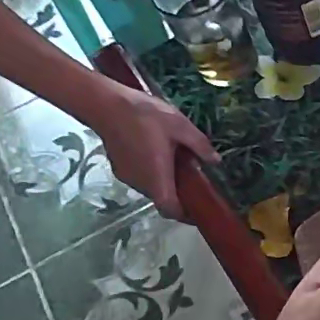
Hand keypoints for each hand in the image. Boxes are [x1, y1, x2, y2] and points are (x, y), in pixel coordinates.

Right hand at [83, 82, 219, 219]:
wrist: (103, 103)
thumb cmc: (145, 116)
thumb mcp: (180, 127)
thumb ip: (199, 145)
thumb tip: (216, 161)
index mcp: (157, 180)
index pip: (170, 210)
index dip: (186, 216)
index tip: (200, 210)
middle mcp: (140, 184)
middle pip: (162, 199)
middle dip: (179, 194)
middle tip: (195, 180)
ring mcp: (127, 176)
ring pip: (151, 188)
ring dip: (165, 182)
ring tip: (179, 164)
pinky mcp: (118, 167)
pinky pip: (140, 177)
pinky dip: (153, 174)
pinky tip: (159, 155)